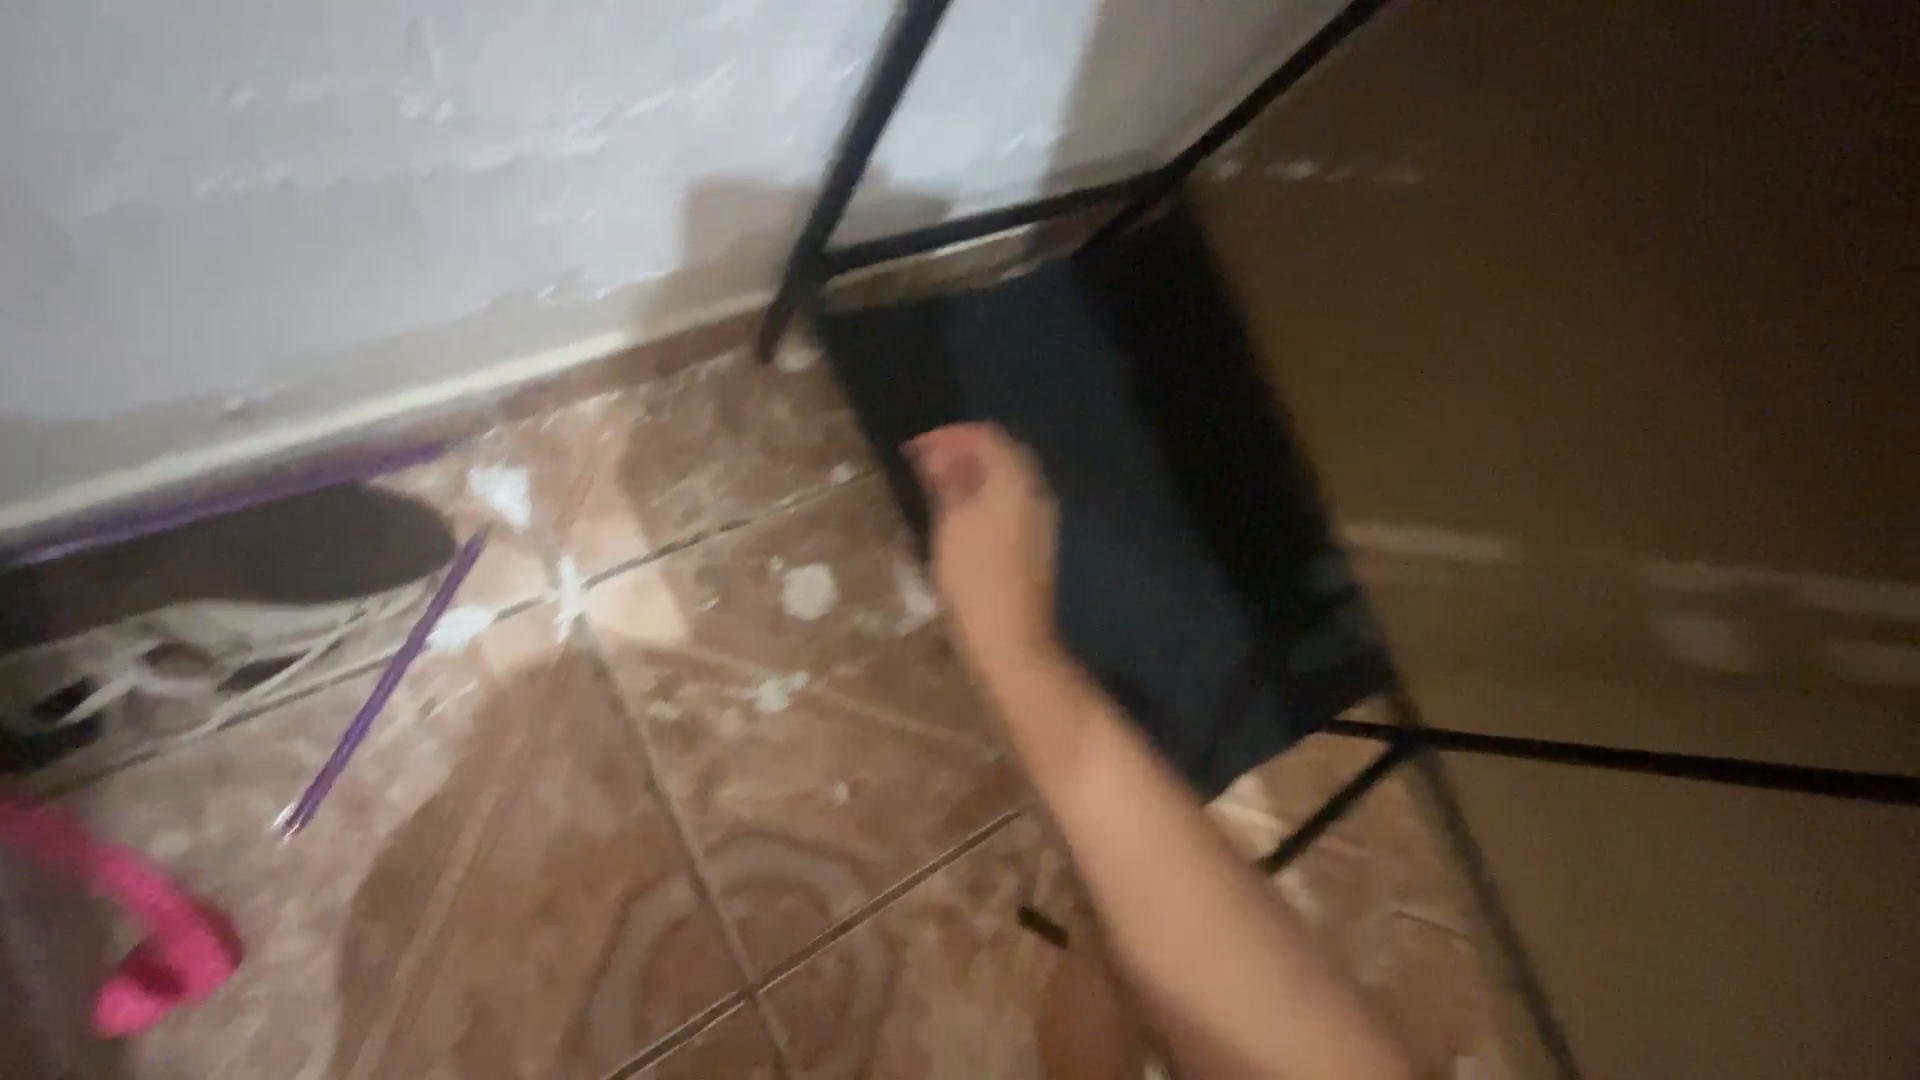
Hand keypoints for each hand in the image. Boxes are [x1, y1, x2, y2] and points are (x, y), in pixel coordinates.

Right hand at [904, 423, 1059, 673]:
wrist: (1011, 639)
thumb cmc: (975, 579)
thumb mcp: (951, 525)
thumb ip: (947, 482)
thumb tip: (936, 456)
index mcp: (1017, 481)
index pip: (987, 437)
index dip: (949, 436)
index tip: (914, 447)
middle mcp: (1035, 493)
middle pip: (1000, 456)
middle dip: (960, 453)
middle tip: (922, 464)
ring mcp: (1039, 519)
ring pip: (1004, 481)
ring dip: (970, 475)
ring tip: (932, 486)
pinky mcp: (1034, 542)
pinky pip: (1007, 502)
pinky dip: (981, 496)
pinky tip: (956, 513)